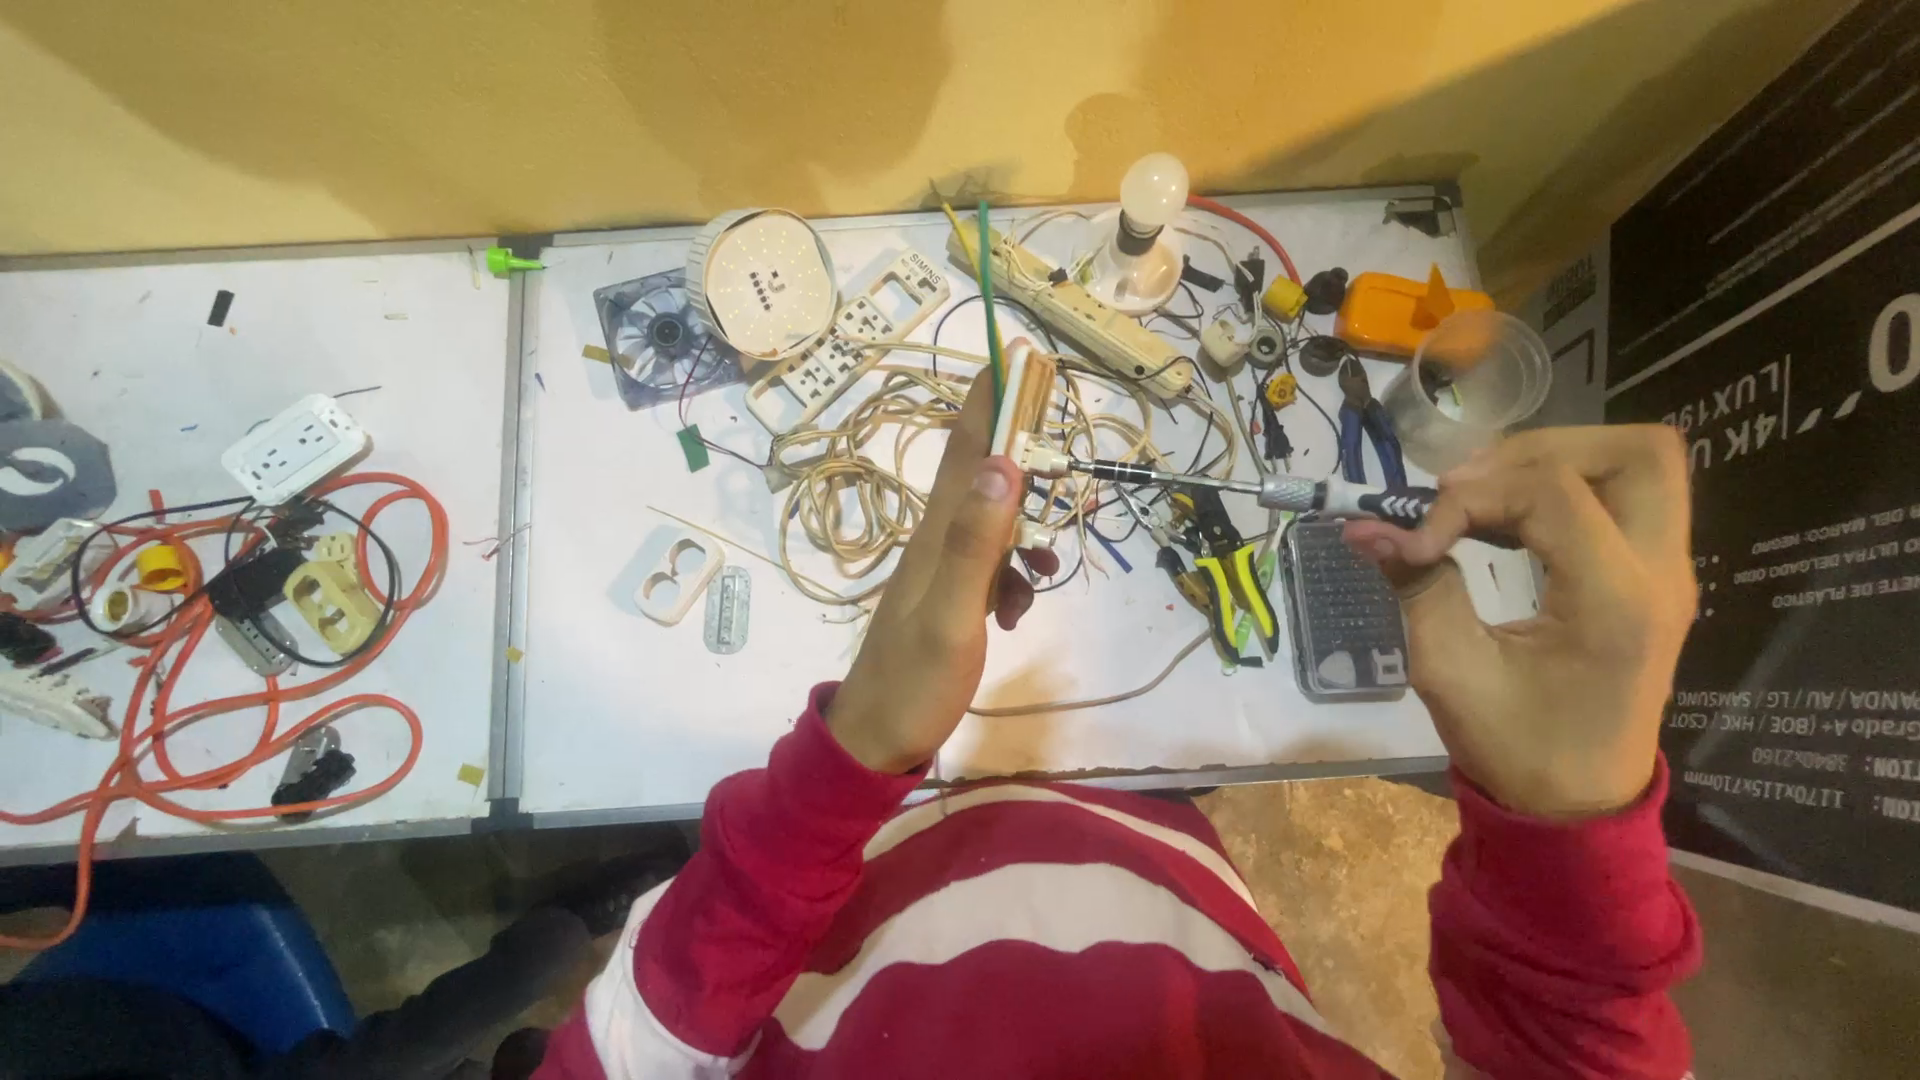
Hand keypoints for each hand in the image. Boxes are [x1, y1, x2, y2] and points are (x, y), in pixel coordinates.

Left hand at [825, 376, 1058, 772]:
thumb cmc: (916, 680)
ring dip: (1029, 534)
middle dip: (1028, 462)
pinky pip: (994, 566)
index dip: (992, 398)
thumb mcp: (951, 614)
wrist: (878, 737)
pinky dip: (1016, 578)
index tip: (1021, 355)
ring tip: (1047, 570)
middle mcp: (939, 536)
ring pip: (997, 522)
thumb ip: (975, 541)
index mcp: (938, 530)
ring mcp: (944, 567)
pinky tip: (1019, 613)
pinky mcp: (952, 595)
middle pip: (987, 473)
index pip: (966, 445)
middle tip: (1065, 470)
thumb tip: (1003, 461)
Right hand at [1343, 426, 1694, 818]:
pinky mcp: (1648, 576)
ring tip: (1476, 497)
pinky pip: (1619, 496)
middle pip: (1632, 453)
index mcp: (1614, 600)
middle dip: (1534, 452)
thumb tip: (1362, 527)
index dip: (1464, 500)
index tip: (1412, 541)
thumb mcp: (1449, 669)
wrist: (1576, 801)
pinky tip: (1499, 519)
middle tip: (1462, 487)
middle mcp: (1658, 573)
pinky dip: (1556, 487)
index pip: (1548, 493)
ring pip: (1636, 463)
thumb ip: (1415, 585)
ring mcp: (1665, 572)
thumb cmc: (1513, 744)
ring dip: (1549, 462)